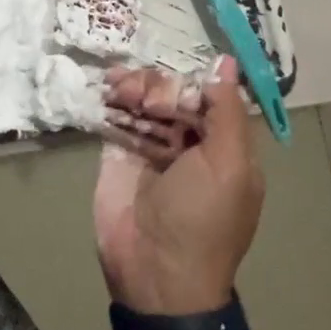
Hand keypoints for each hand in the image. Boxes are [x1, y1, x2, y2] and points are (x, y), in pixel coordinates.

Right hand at [92, 57, 263, 316]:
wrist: (154, 267)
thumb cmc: (200, 218)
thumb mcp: (228, 165)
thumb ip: (226, 111)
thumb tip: (227, 62)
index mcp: (224, 147)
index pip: (208, 96)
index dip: (190, 83)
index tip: (176, 88)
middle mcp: (189, 142)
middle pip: (173, 92)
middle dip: (157, 85)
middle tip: (144, 100)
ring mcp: (151, 146)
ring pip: (143, 98)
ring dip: (131, 87)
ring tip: (117, 92)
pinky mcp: (118, 151)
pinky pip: (115, 114)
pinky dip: (108, 99)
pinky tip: (102, 91)